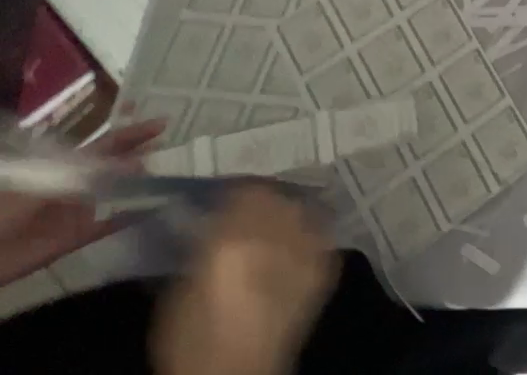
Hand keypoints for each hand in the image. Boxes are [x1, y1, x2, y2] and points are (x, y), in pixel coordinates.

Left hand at [0, 119, 165, 286]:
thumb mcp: (34, 190)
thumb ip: (80, 178)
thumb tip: (132, 163)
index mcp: (61, 171)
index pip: (103, 147)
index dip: (132, 134)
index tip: (163, 124)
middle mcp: (76, 187)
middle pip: (117, 169)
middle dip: (147, 159)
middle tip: (181, 152)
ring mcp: (79, 212)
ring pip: (122, 194)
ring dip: (147, 186)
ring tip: (180, 176)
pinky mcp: (80, 236)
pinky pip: (115, 223)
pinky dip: (138, 215)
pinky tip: (162, 207)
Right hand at [152, 183, 338, 374]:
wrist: (237, 370)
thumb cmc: (192, 335)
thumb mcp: (179, 285)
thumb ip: (198, 242)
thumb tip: (204, 216)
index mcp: (235, 238)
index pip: (245, 191)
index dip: (234, 188)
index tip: (223, 191)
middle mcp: (280, 234)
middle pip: (279, 195)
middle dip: (263, 195)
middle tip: (247, 203)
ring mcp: (312, 246)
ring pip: (305, 207)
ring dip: (288, 208)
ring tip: (272, 219)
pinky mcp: (328, 262)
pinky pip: (321, 231)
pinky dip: (307, 230)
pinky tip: (293, 240)